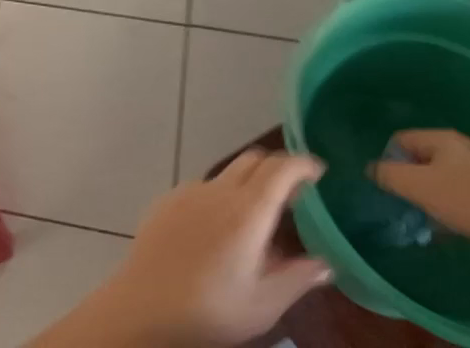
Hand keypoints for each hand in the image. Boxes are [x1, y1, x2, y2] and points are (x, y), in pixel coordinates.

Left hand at [87, 150, 332, 346]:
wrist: (144, 307)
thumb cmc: (210, 309)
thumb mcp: (263, 304)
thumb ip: (298, 278)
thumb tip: (325, 263)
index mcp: (247, 211)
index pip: (280, 169)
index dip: (302, 164)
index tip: (318, 171)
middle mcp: (218, 191)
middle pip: (253, 160)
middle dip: (277, 169)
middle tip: (293, 196)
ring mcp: (188, 192)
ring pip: (226, 175)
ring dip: (247, 186)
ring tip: (254, 225)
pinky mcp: (166, 201)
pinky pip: (202, 190)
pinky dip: (219, 200)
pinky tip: (216, 234)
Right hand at [369, 129, 469, 266]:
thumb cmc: (466, 201)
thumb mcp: (417, 186)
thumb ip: (388, 175)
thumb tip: (372, 169)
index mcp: (442, 139)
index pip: (401, 140)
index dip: (388, 161)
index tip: (388, 188)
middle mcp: (460, 149)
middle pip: (420, 160)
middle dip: (408, 182)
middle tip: (404, 206)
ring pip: (439, 180)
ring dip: (428, 199)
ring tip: (425, 221)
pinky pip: (458, 196)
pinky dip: (448, 209)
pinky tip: (447, 229)